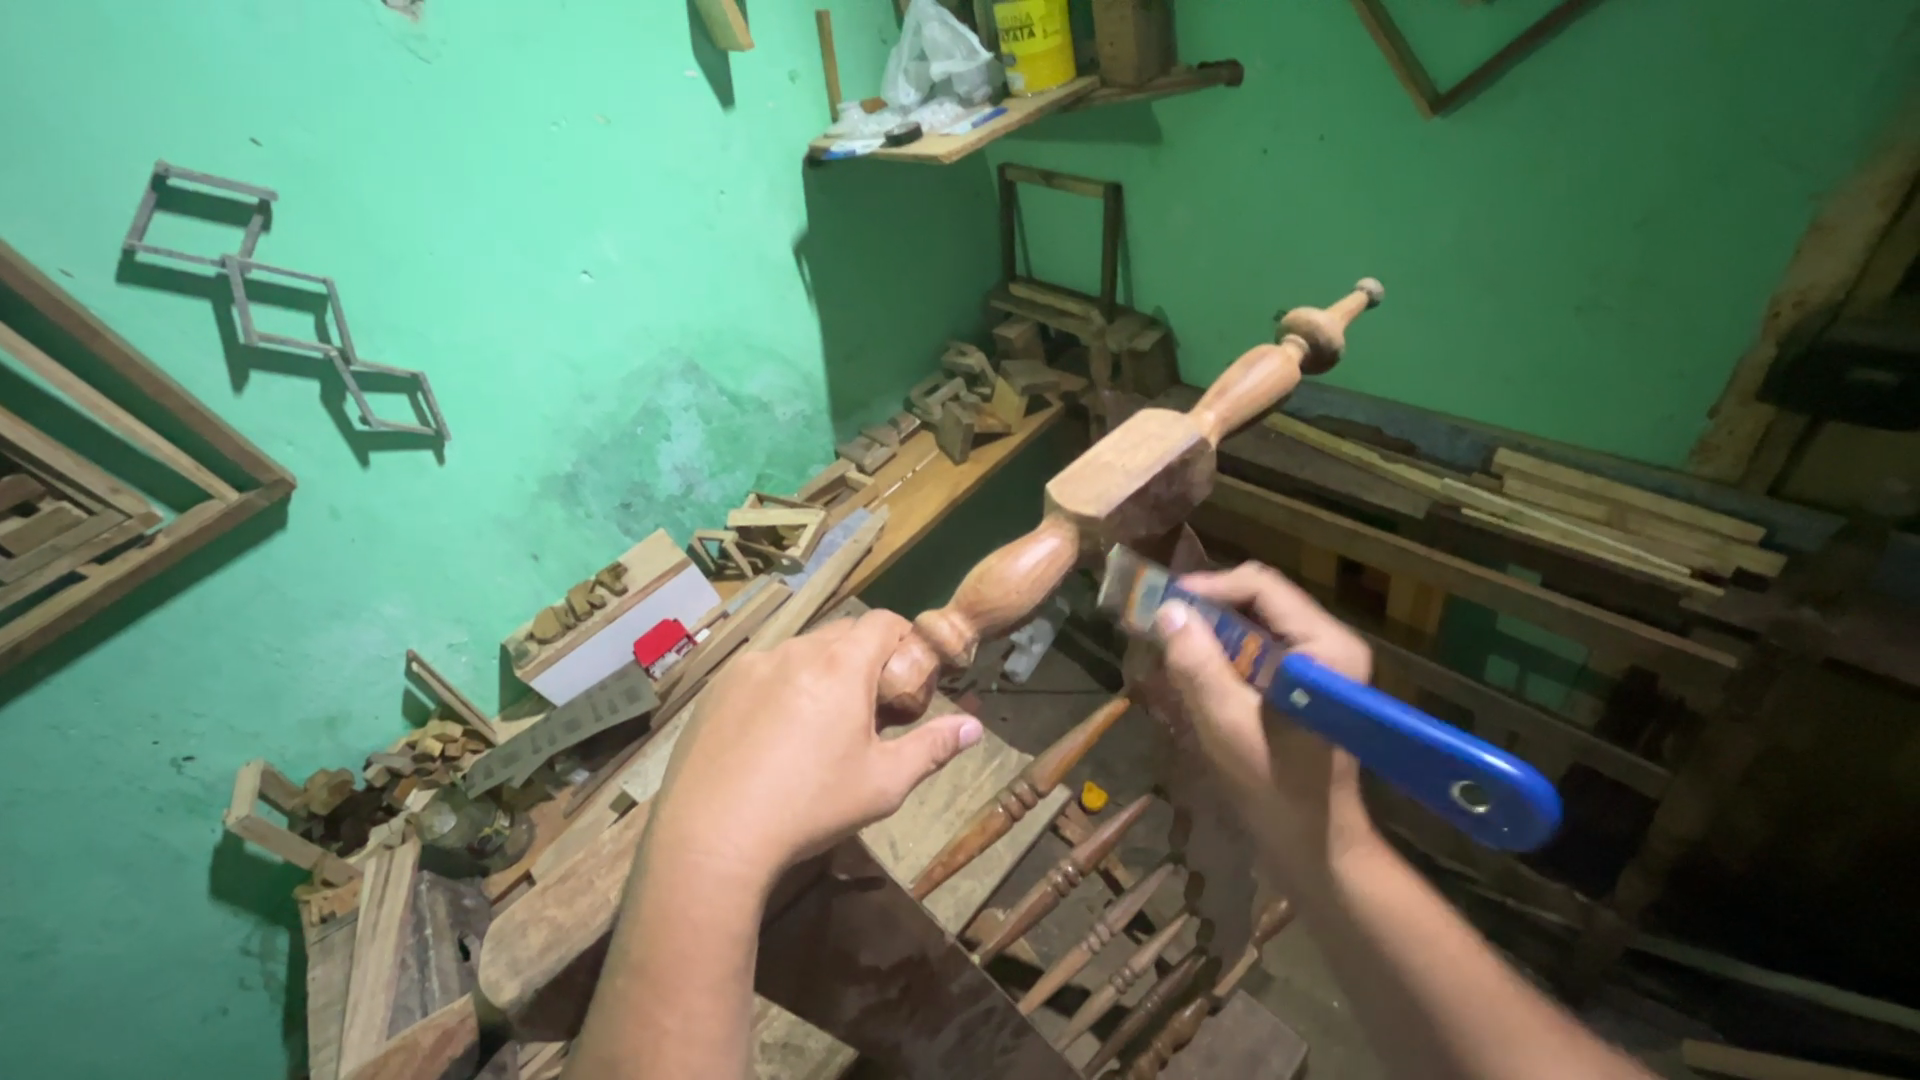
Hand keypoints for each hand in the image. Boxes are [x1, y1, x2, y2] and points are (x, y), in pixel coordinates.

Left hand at [647, 609, 984, 887]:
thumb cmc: (810, 807)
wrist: (712, 838)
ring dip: (820, 671)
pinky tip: (771, 736)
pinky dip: (779, 687)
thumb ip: (933, 747)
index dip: (902, 640)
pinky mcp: (717, 688)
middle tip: (867, 708)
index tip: (905, 678)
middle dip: (863, 658)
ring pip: (800, 651)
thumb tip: (974, 727)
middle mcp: (795, 651)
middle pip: (842, 633)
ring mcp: (750, 666)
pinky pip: (762, 671)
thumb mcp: (884, 783)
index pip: (882, 621)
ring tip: (817, 724)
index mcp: (840, 666)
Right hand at [1151, 562, 1376, 876]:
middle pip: (1258, 600)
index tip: (1163, 604)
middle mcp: (1330, 643)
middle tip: (1160, 625)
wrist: (1315, 843)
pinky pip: (1259, 648)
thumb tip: (1168, 611)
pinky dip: (1223, 653)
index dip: (1208, 587)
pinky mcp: (1306, 682)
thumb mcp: (1227, 723)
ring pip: (1255, 623)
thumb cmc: (1276, 786)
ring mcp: (1320, 663)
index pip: (1261, 586)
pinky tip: (1194, 672)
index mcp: (1325, 646)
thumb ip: (1197, 663)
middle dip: (1206, 610)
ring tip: (1170, 646)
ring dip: (1211, 631)